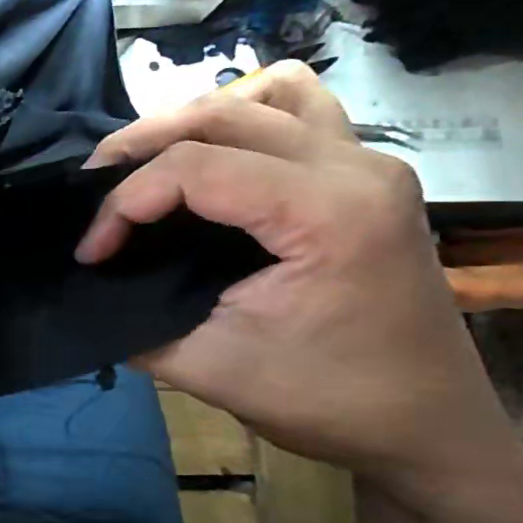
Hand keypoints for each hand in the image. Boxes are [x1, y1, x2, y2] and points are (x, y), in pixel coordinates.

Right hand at [78, 63, 522, 496]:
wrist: (431, 429)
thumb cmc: (333, 404)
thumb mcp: (217, 371)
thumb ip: (142, 325)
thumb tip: (94, 285)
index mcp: (327, 212)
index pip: (196, 169)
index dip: (126, 202)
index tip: (92, 251)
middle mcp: (354, 165)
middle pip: (224, 113)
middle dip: (142, 143)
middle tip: (95, 184)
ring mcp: (369, 161)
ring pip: (268, 93)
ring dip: (198, 117)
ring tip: (154, 160)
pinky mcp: (369, 172)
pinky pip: (304, 108)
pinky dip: (250, 114)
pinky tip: (222, 151)